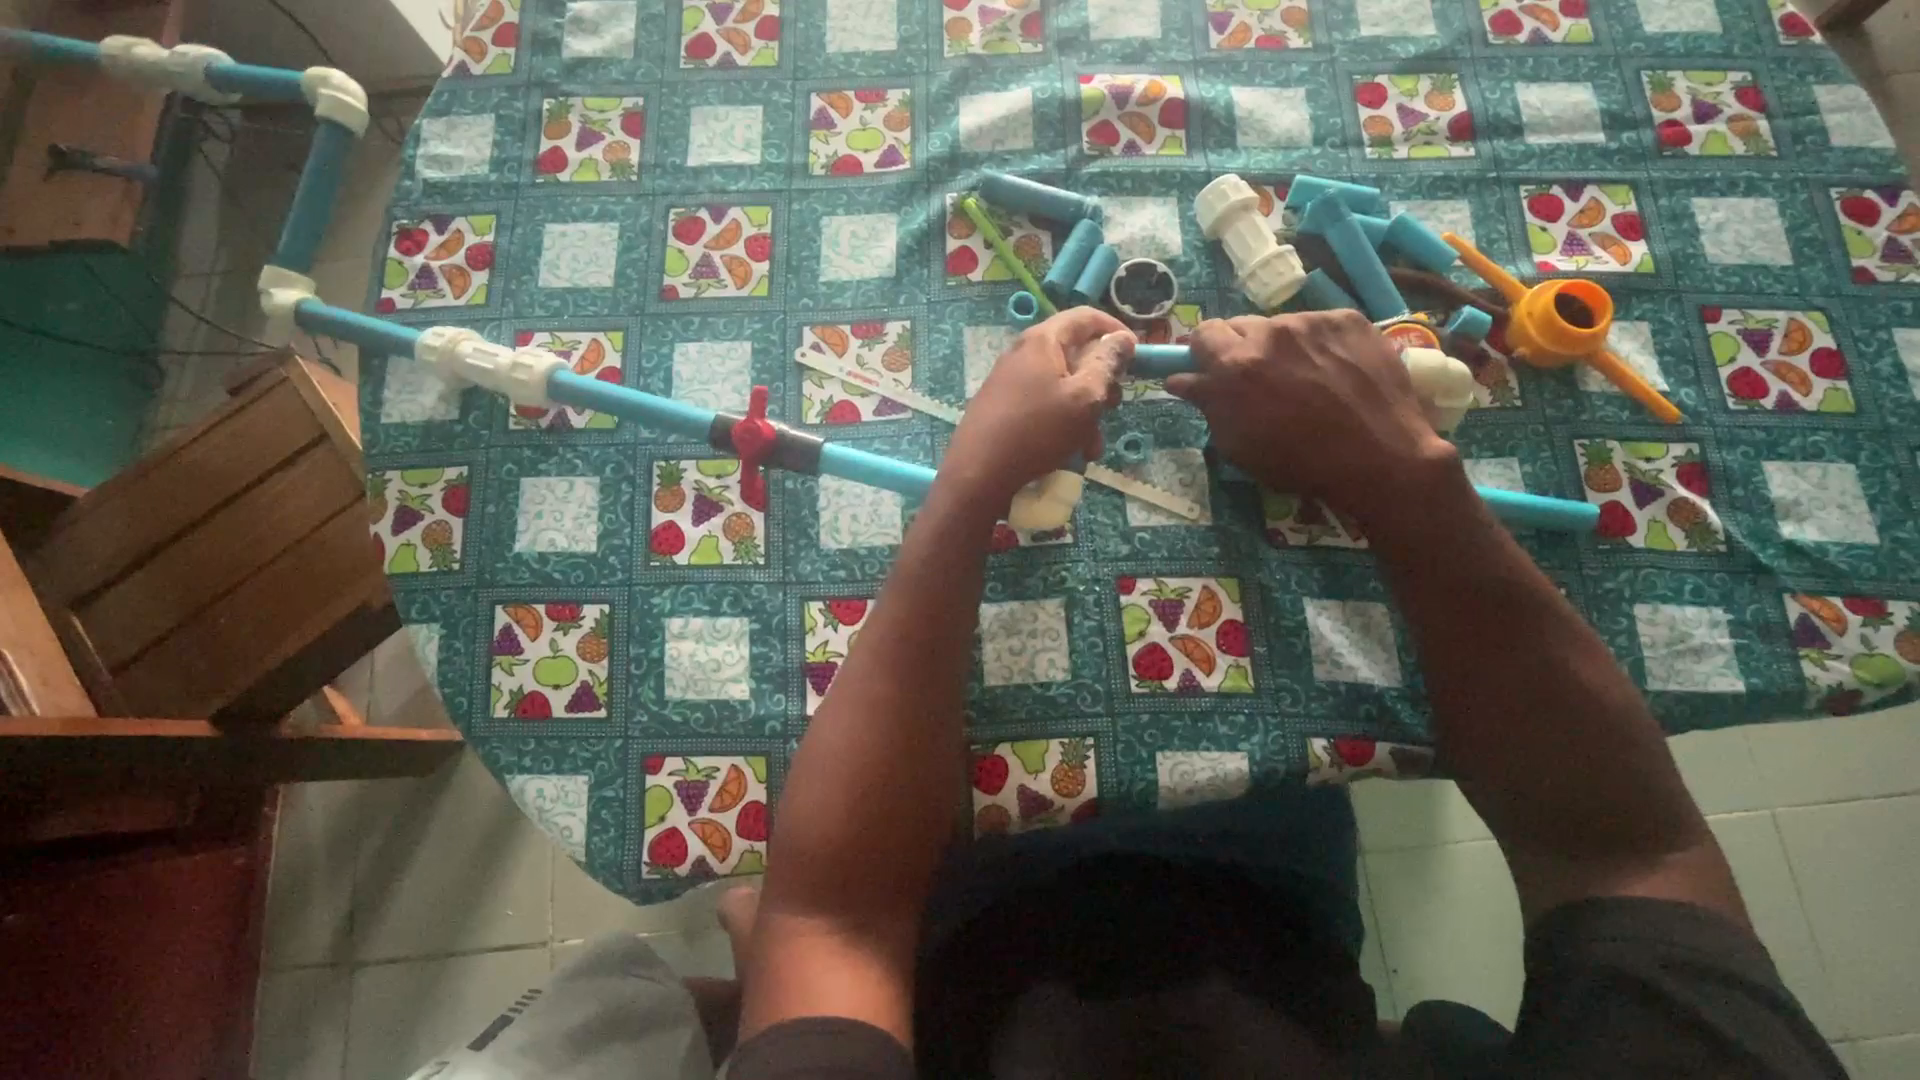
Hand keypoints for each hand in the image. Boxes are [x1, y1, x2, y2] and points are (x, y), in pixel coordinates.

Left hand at [942, 308, 1134, 508]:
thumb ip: (1106, 364)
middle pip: (1075, 355)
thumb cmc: (1037, 431)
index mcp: (1042, 340)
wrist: (977, 473)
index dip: (1116, 331)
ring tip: (1092, 448)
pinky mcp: (1004, 408)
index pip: (1086, 317)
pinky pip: (1044, 407)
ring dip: (1085, 415)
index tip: (1137, 356)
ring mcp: (1011, 382)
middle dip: (1101, 383)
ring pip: (1062, 388)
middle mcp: (1023, 354)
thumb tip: (1122, 338)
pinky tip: (1070, 455)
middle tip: (1114, 407)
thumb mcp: (1083, 398)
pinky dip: (1063, 425)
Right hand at [1165, 312, 1461, 530]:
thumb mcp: (1237, 443)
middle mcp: (1270, 332)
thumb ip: (1207, 404)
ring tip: (1303, 380)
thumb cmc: (1297, 462)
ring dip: (1280, 347)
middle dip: (1240, 348)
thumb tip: (1181, 379)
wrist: (1378, 457)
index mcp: (1235, 365)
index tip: (1211, 368)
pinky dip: (1317, 345)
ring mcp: (1312, 321)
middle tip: (1256, 379)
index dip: (1204, 352)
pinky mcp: (1349, 319)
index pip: (1202, 334)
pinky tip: (1333, 373)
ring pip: (1281, 326)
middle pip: (1239, 325)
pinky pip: (1319, 325)